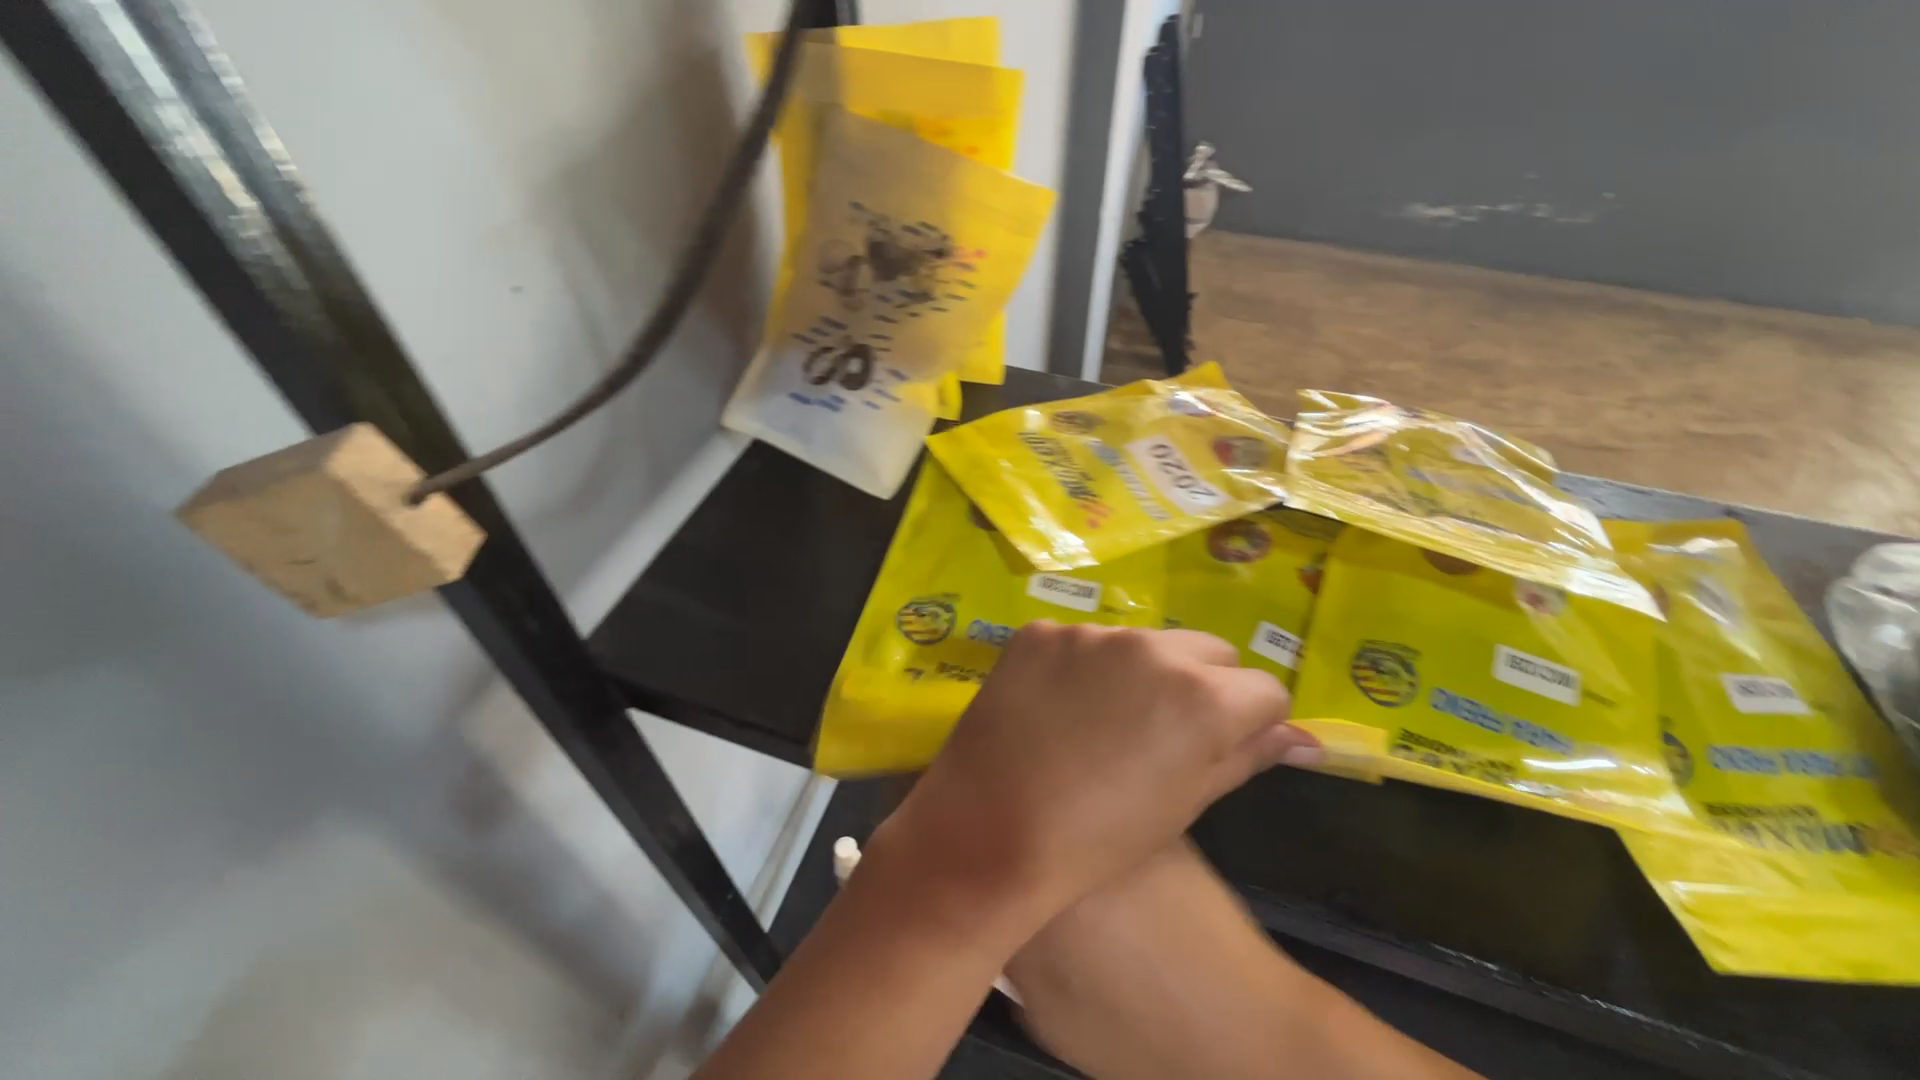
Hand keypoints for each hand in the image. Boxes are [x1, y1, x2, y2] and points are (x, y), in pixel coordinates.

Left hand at [873, 623, 1321, 924]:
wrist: (986, 834)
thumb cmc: (1096, 840)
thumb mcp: (1183, 805)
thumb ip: (1246, 757)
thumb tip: (1304, 739)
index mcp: (1203, 697)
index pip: (1264, 690)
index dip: (1250, 723)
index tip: (1220, 749)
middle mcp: (1153, 648)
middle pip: (1208, 653)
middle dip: (1202, 686)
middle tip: (1161, 735)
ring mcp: (1090, 634)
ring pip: (1143, 643)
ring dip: (1140, 672)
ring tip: (1101, 724)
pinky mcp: (1040, 632)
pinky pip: (1082, 641)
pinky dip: (1082, 667)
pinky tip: (1056, 709)